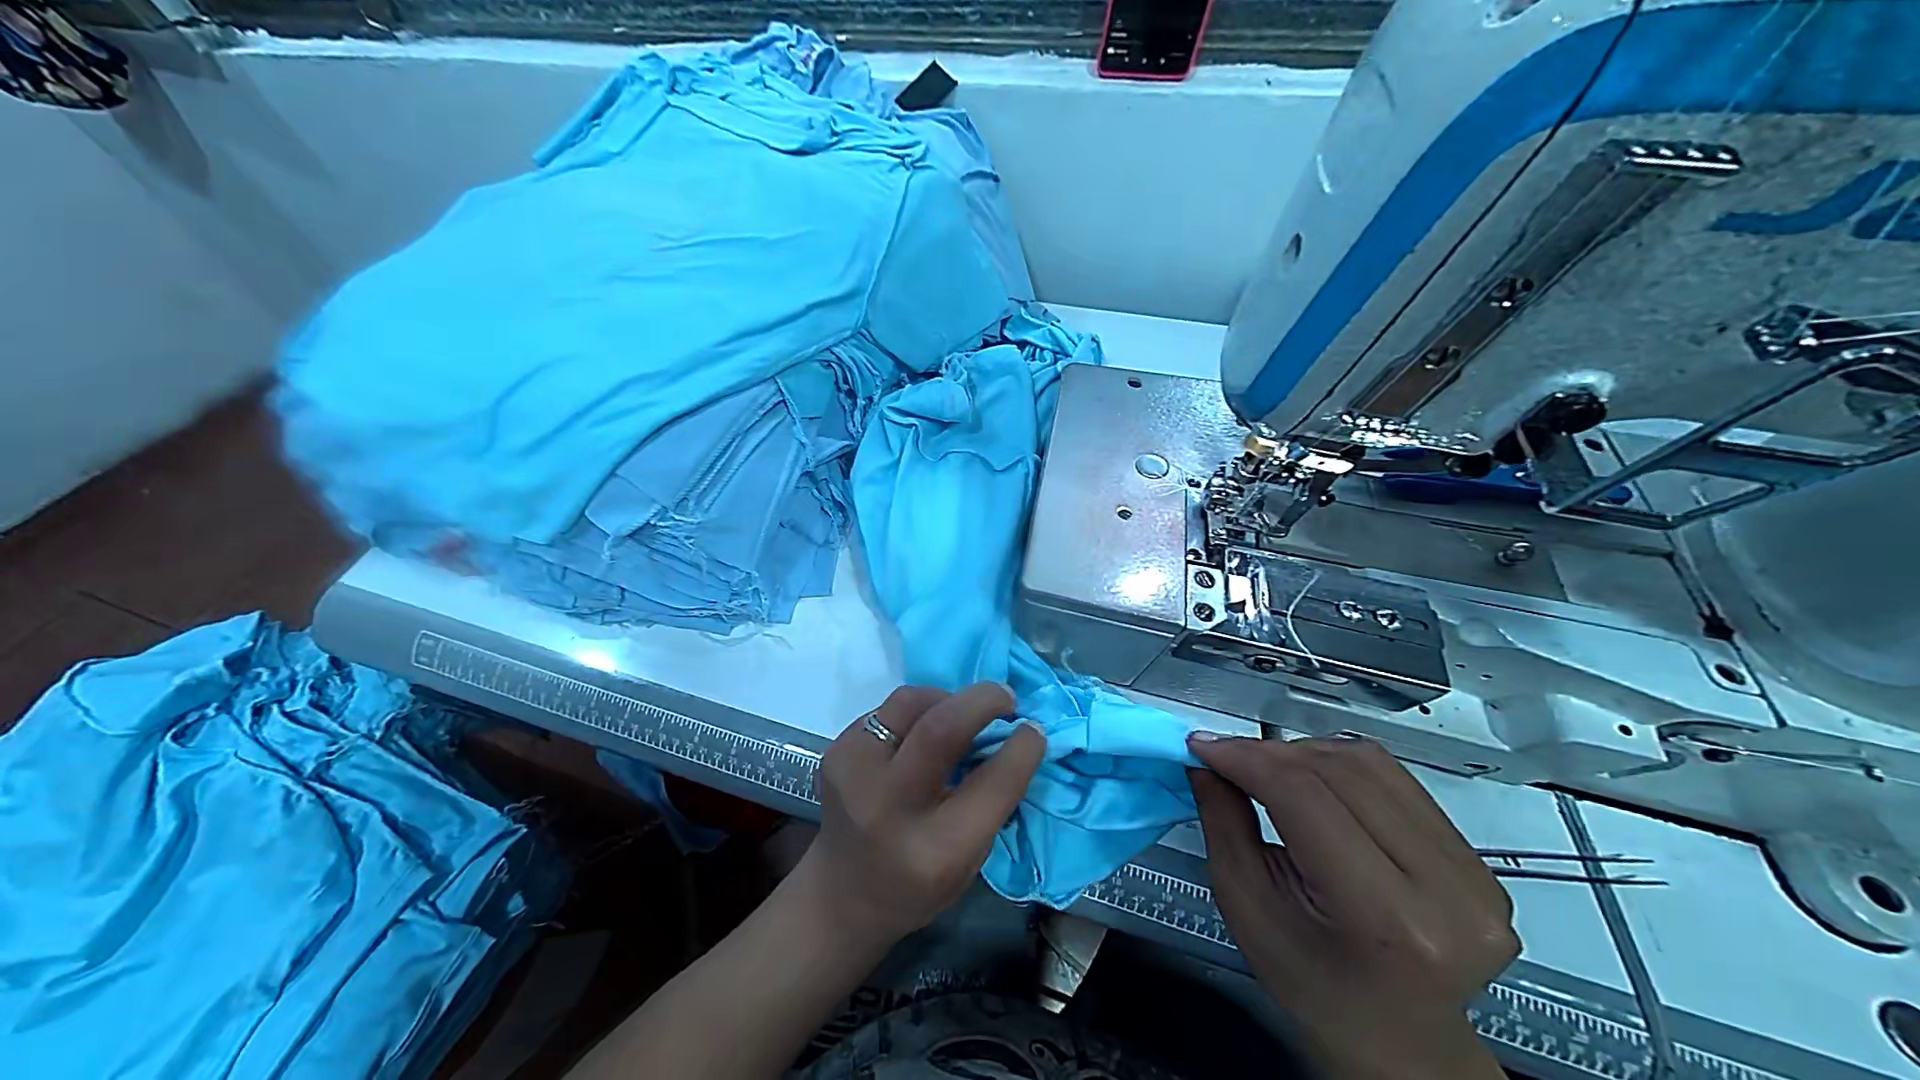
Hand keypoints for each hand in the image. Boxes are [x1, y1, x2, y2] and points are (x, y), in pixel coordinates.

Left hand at [796, 683, 1046, 948]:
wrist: (841, 895)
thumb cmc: (918, 885)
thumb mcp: (970, 861)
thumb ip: (992, 801)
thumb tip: (1015, 735)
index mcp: (935, 850)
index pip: (991, 784)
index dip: (1021, 748)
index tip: (1033, 729)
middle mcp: (889, 807)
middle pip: (941, 728)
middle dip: (982, 701)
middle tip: (1005, 699)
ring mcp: (855, 774)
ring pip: (909, 703)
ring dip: (947, 698)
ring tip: (962, 712)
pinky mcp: (836, 751)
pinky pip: (887, 710)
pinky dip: (916, 711)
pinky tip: (923, 729)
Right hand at [1187, 734, 1518, 1079]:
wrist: (1395, 1038)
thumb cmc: (1312, 984)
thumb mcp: (1247, 906)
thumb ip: (1224, 822)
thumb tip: (1205, 759)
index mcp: (1385, 916)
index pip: (1306, 798)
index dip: (1247, 760)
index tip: (1203, 747)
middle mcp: (1446, 889)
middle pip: (1341, 773)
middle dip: (1271, 753)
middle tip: (1226, 756)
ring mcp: (1473, 874)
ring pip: (1371, 765)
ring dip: (1306, 753)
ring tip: (1266, 769)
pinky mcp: (1480, 862)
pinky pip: (1397, 782)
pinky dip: (1342, 768)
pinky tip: (1312, 782)